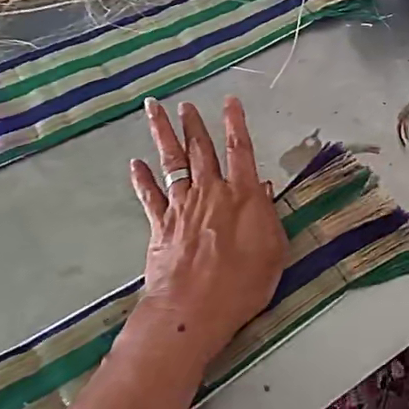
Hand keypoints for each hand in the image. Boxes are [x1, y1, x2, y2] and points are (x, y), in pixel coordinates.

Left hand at [121, 97, 287, 377]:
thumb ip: (267, 216)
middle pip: (200, 150)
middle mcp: (209, 192)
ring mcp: (181, 206)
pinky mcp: (160, 224)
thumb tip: (263, 188)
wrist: (195, 307)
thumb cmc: (244, 284)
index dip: (235, 123)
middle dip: (193, 124)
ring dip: (163, 134)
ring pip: (171, 162)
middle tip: (185, 104)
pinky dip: (142, 178)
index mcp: (242, 196)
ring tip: (154, 110)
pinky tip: (135, 163)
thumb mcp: (273, 251)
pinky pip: (149, 195)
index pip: (240, 150)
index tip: (229, 101)